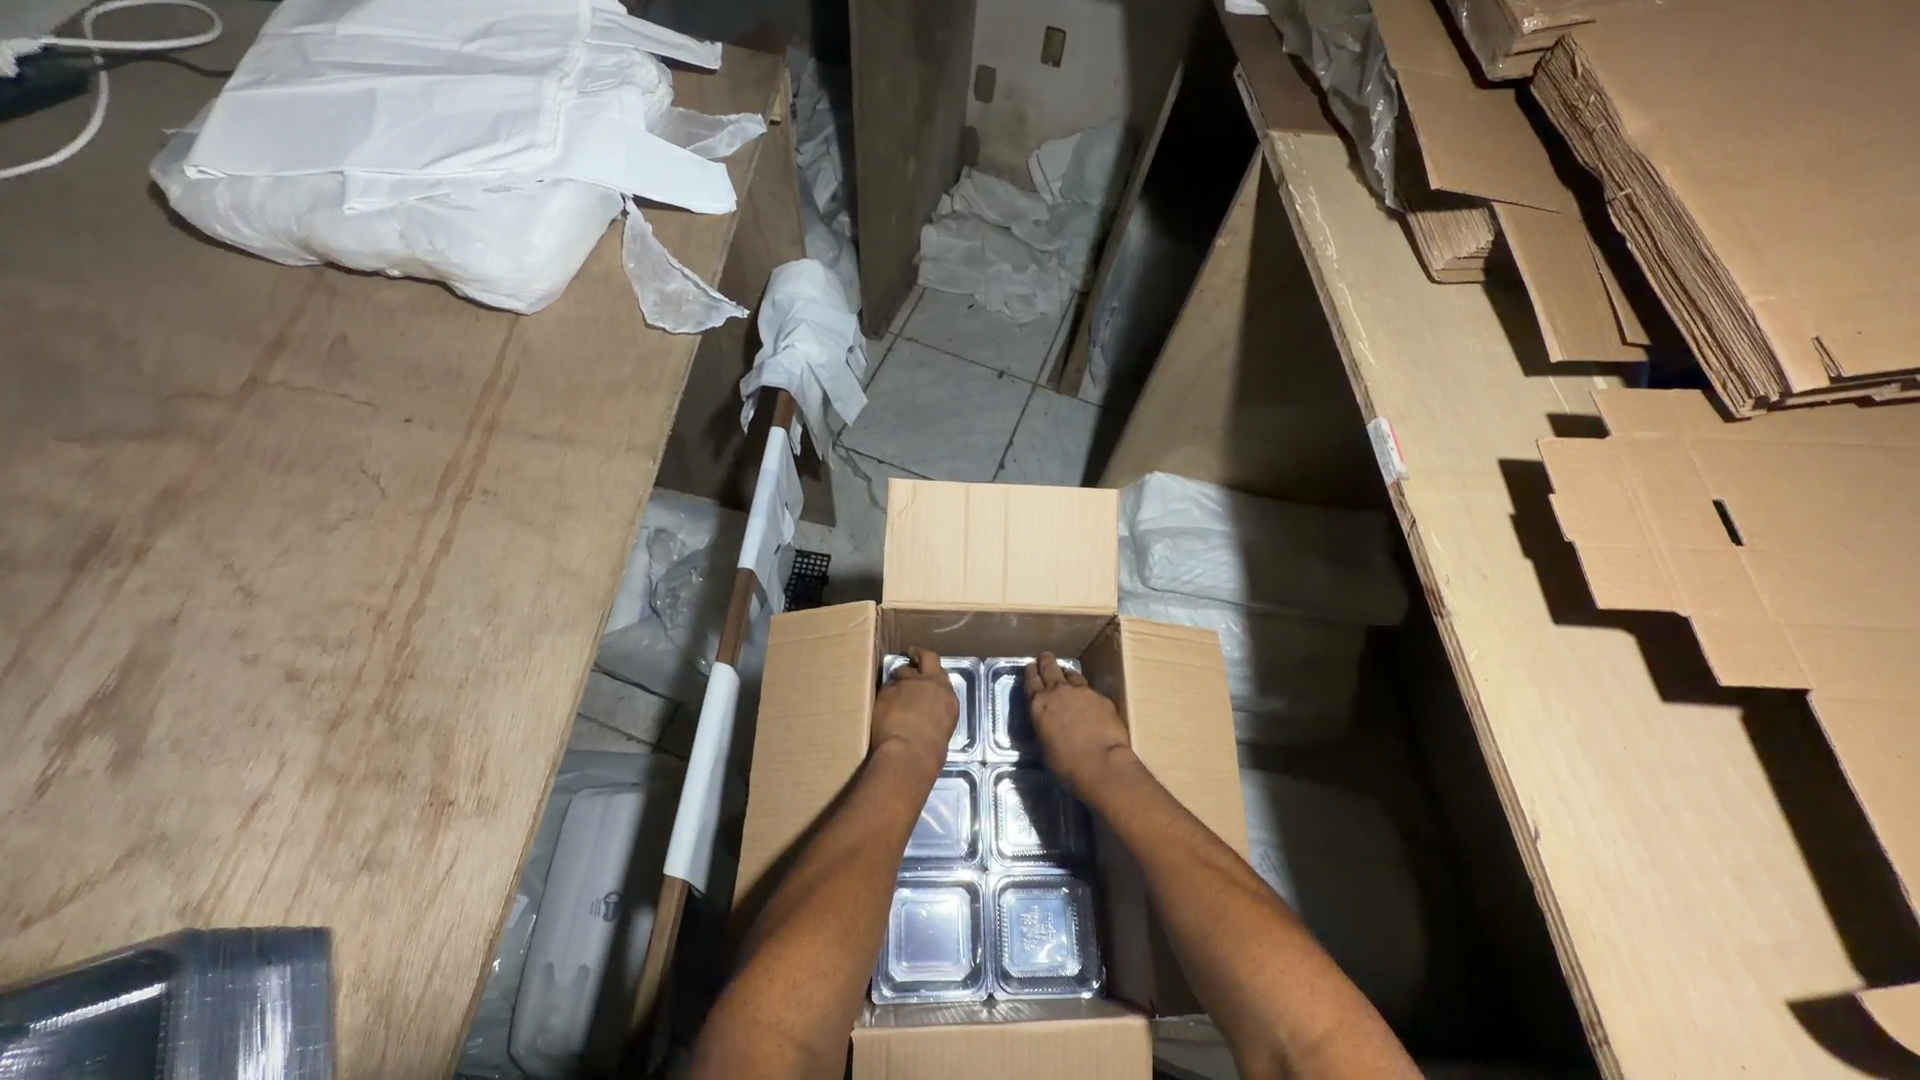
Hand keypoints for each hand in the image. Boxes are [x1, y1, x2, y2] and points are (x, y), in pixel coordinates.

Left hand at [872, 647, 958, 769]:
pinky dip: (886, 693)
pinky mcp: (888, 688)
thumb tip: (928, 711)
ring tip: (893, 690)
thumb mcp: (942, 728)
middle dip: (921, 654)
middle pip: (929, 657)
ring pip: (902, 670)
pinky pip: (887, 685)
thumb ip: (937, 711)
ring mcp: (909, 683)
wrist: (909, 752)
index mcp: (948, 697)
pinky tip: (882, 705)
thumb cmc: (929, 752)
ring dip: (899, 677)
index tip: (928, 674)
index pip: (942, 675)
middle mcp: (931, 683)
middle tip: (913, 654)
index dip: (933, 673)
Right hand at [1024, 653, 1133, 797]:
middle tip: (1046, 658)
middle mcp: (1058, 691)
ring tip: (1068, 677)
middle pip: (1050, 666)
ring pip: (1072, 674)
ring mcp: (1082, 691)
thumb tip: (1048, 724)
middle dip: (1046, 661)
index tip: (1031, 667)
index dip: (1031, 671)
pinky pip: (1090, 690)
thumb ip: (1044, 726)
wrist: (1102, 763)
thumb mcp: (1044, 746)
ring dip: (1067, 675)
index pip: (1031, 679)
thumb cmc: (1066, 764)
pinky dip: (1087, 694)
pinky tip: (1090, 703)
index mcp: (1039, 704)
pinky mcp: (1101, 697)